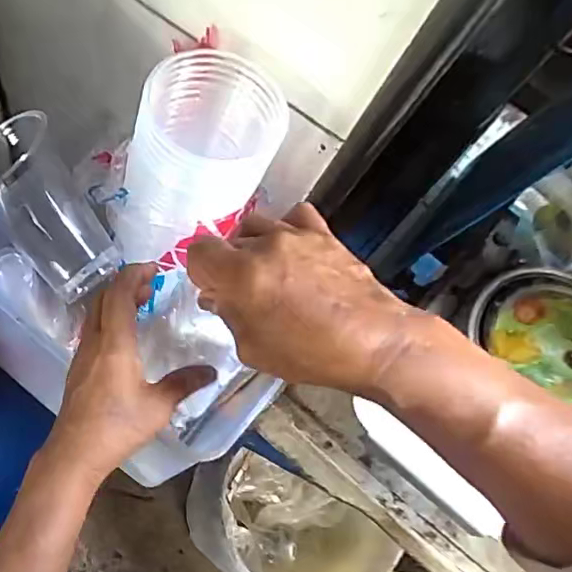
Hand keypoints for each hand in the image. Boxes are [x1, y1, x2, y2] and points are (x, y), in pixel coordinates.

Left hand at [44, 265, 214, 477]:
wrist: (75, 452)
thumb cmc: (117, 427)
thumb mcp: (158, 407)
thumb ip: (183, 384)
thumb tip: (210, 371)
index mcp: (114, 344)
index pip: (118, 294)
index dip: (134, 274)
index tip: (154, 268)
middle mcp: (93, 343)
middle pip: (102, 298)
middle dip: (125, 284)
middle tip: (150, 286)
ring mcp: (81, 356)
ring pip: (94, 314)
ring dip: (114, 302)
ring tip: (139, 306)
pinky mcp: (77, 370)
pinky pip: (91, 331)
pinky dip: (107, 321)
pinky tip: (123, 337)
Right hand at [186, 203, 441, 396]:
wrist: (374, 343)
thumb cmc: (308, 354)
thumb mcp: (251, 348)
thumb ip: (228, 315)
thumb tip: (219, 297)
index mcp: (240, 274)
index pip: (197, 250)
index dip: (199, 271)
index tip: (211, 289)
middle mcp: (265, 246)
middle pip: (226, 240)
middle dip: (226, 264)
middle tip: (238, 291)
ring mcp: (297, 236)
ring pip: (255, 225)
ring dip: (251, 245)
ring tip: (263, 271)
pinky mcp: (324, 235)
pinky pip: (294, 217)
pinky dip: (285, 228)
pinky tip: (290, 251)